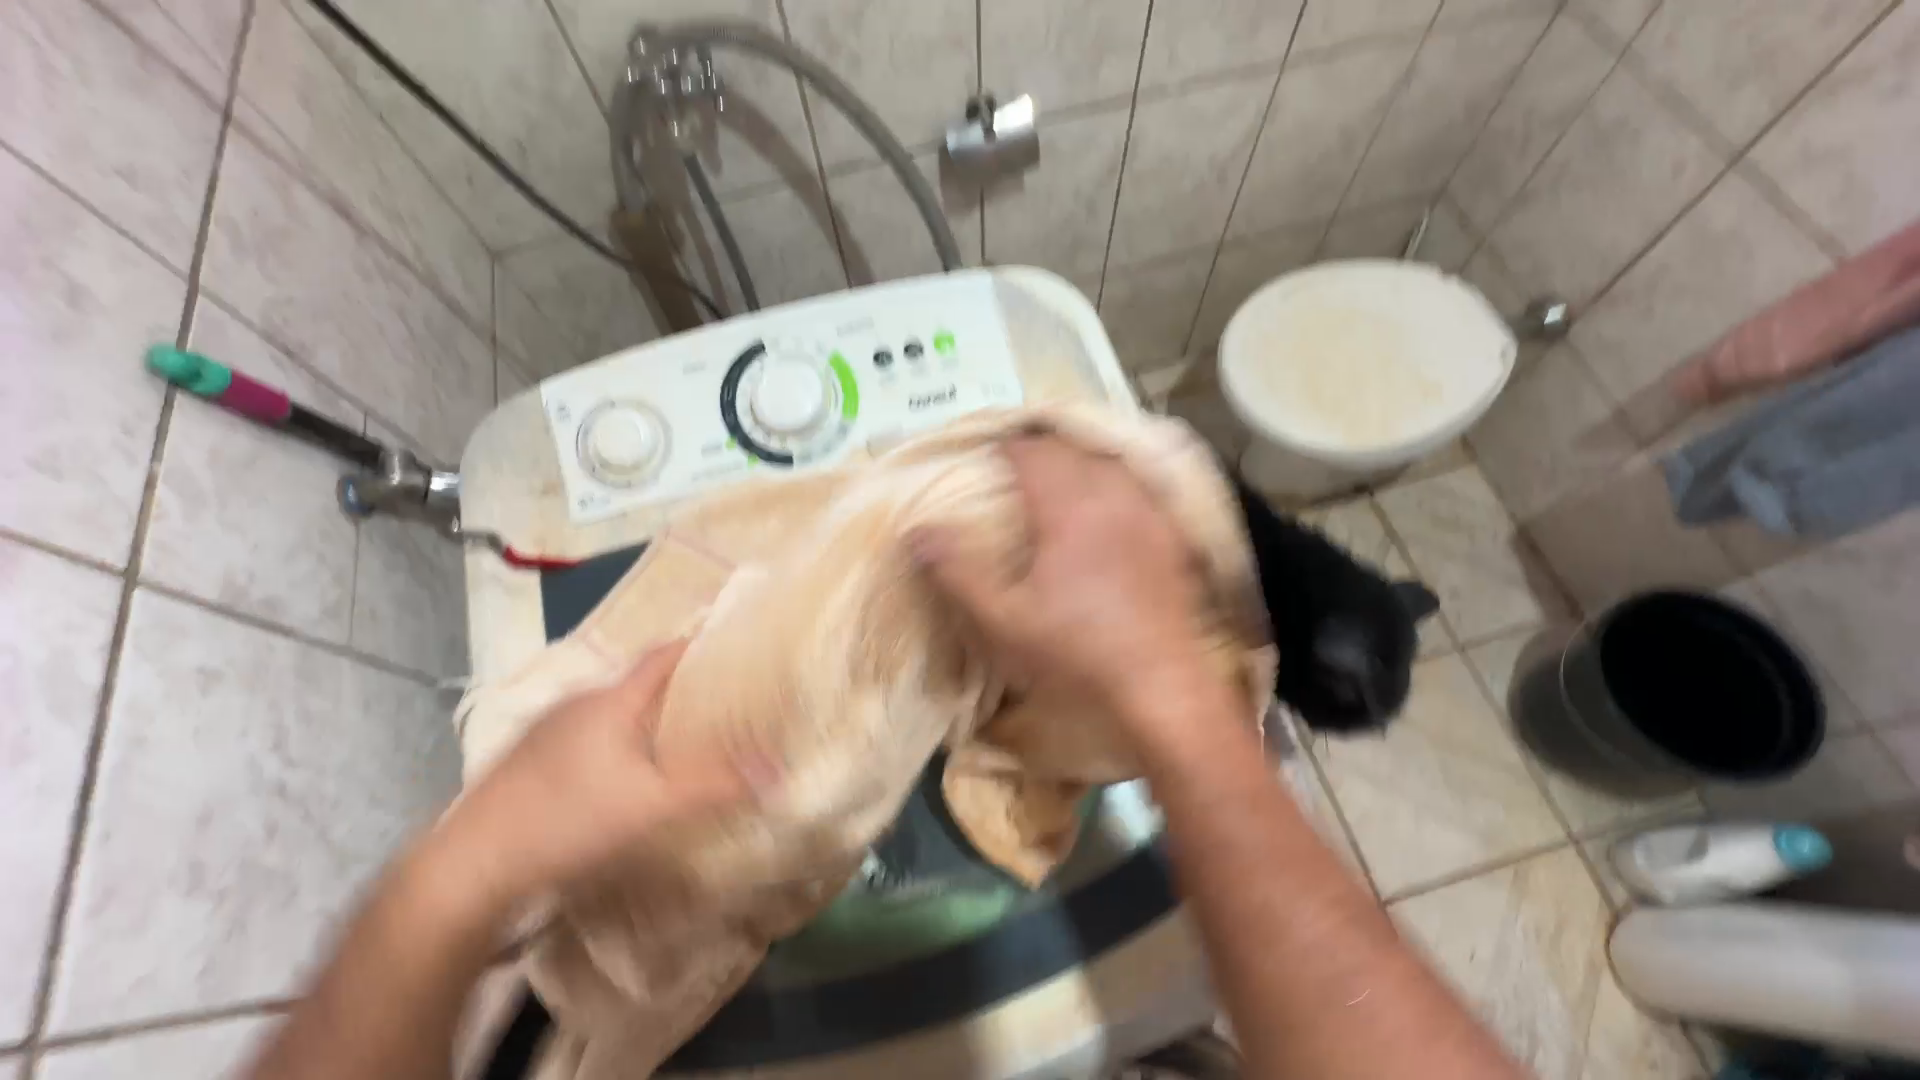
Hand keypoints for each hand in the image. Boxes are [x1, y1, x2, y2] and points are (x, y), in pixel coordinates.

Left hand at [428, 641, 778, 914]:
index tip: (729, 644)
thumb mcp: (654, 806)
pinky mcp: (524, 760)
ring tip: (672, 745)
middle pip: (636, 684)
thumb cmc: (569, 820)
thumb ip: (717, 786)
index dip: (696, 644)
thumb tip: (780, 771)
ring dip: (639, 721)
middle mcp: (577, 702)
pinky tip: (614, 780)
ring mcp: (544, 730)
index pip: (663, 655)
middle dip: (674, 690)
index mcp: (611, 700)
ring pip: (607, 712)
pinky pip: (582, 736)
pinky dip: (610, 744)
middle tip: (714, 706)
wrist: (469, 865)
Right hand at [910, 435, 1231, 745]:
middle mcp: (1113, 497)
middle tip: (1019, 463)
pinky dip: (1118, 485)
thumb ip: (958, 573)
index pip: (1033, 453)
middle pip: (1073, 451)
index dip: (1007, 447)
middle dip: (1043, 450)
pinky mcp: (1173, 537)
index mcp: (1068, 508)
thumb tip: (919, 532)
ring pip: (1112, 464)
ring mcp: (1149, 515)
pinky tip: (1114, 506)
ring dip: (1082, 462)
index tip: (989, 454)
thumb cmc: (1077, 652)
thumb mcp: (1004, 621)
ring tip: (1063, 476)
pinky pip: (1143, 490)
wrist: (1161, 684)